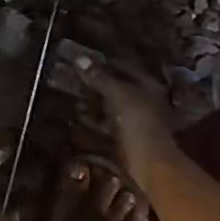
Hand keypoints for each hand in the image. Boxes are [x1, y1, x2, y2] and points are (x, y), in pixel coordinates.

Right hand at [73, 56, 172, 184]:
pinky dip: (92, 118)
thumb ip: (99, 77)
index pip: (123, 66)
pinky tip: (77, 115)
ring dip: (90, 100)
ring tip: (70, 96)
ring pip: (109, 103)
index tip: (80, 61)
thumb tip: (78, 58)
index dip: (103, 62)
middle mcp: (143, 99)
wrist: (149, 162)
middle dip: (94, 82)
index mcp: (147, 86)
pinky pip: (105, 121)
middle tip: (71, 77)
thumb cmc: (137, 122)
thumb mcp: (117, 94)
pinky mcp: (125, 135)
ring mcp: (135, 118)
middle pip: (115, 85)